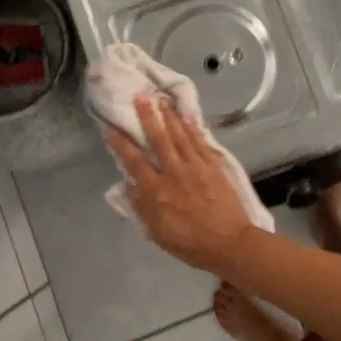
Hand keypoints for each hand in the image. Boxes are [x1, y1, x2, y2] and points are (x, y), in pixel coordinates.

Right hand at [105, 94, 256, 273]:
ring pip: (180, 136)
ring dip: (170, 116)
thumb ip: (142, 207)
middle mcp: (174, 172)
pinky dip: (193, 128)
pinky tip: (187, 117)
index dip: (121, 144)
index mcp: (157, 191)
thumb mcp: (158, 233)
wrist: (229, 243)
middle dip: (148, 116)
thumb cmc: (190, 243)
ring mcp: (196, 167)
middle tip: (140, 96)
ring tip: (162, 100)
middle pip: (158, 139)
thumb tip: (131, 185)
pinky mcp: (213, 166)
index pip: (134, 161)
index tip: (111, 129)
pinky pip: (200, 142)